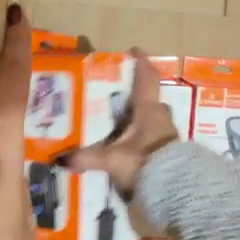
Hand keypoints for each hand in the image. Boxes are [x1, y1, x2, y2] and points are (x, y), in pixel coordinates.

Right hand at [57, 49, 177, 198]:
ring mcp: (169, 135)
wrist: (177, 189)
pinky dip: (143, 139)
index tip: (135, 50)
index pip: (147, 79)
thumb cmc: (145, 163)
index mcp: (148, 110)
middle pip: (150, 101)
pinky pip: (155, 139)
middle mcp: (161, 117)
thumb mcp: (113, 160)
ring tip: (121, 125)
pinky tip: (131, 147)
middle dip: (136, 97)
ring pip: (153, 120)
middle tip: (119, 98)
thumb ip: (87, 158)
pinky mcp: (172, 152)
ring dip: (140, 120)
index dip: (141, 63)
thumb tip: (61, 159)